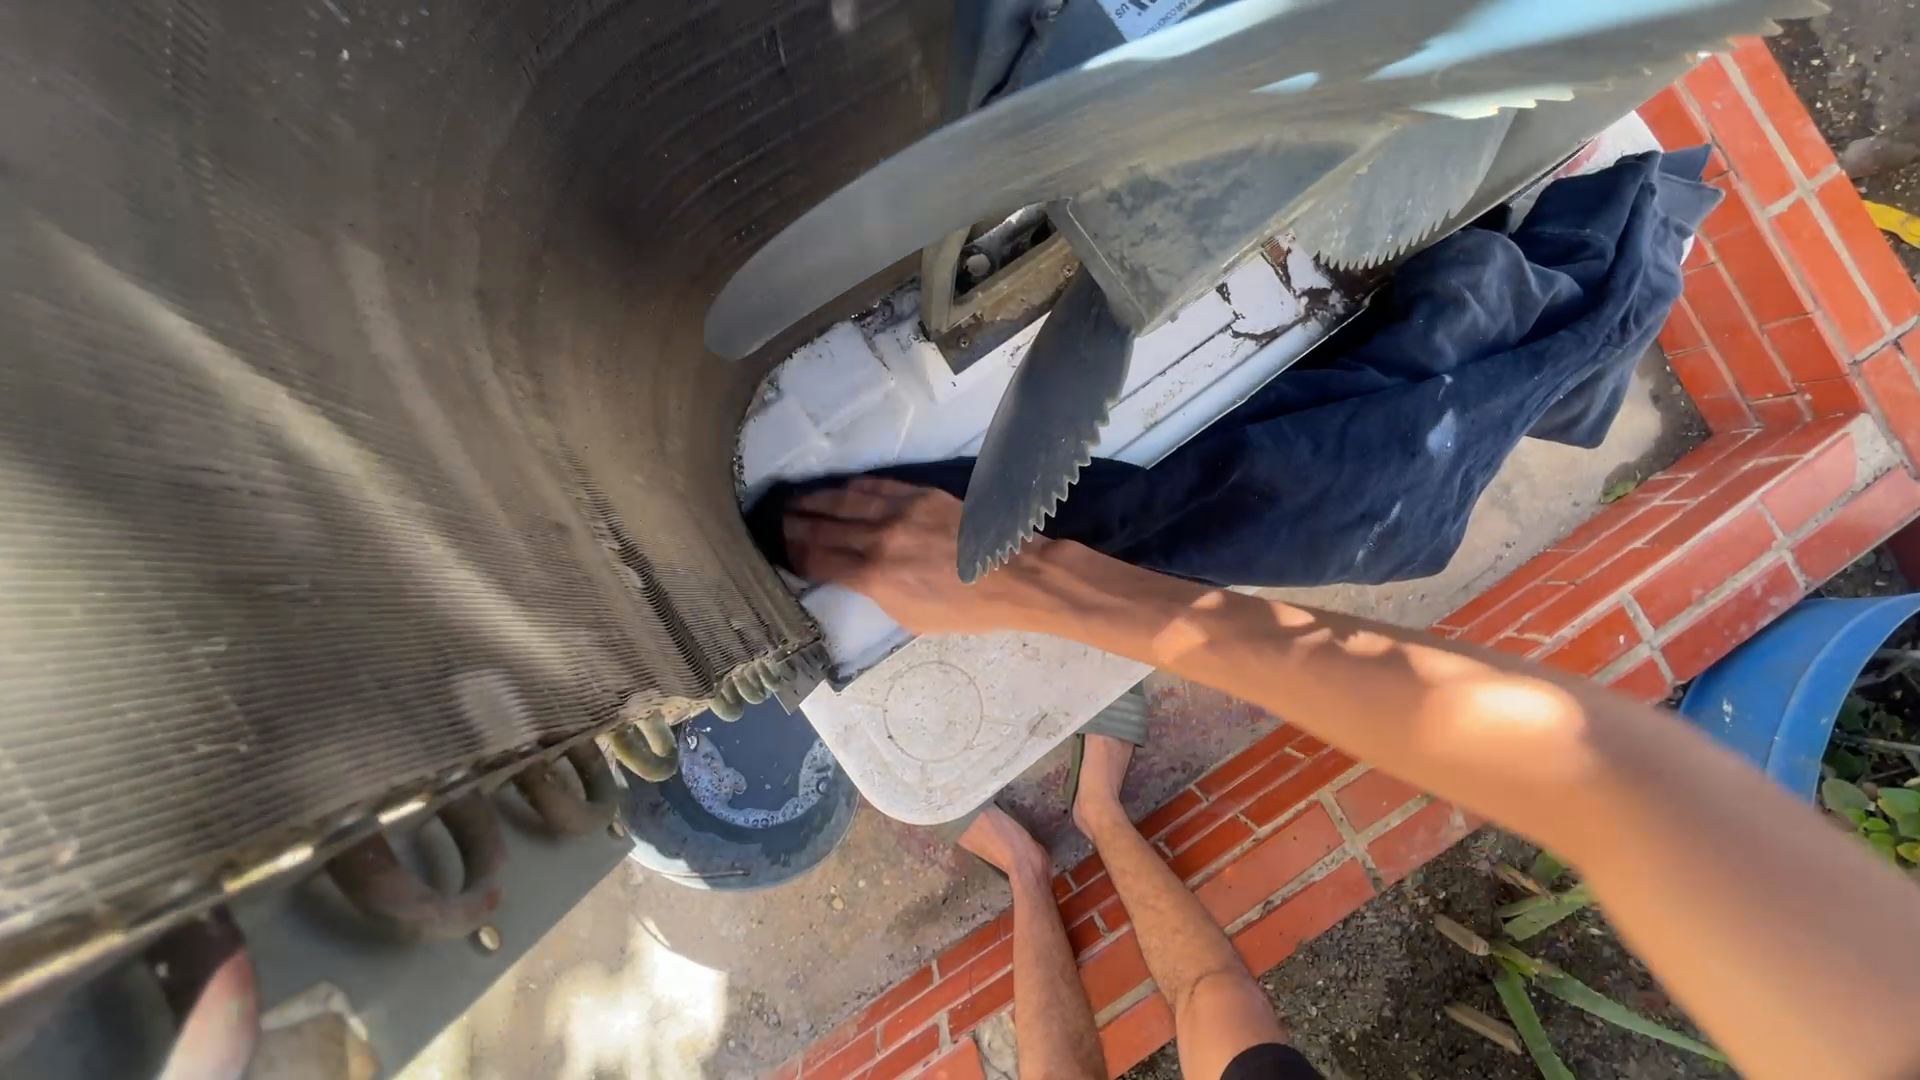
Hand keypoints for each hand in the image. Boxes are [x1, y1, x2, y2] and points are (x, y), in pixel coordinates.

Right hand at [781, 477, 1049, 635]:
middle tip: (767, 520)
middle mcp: (879, 539)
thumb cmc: (963, 609)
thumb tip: (844, 573)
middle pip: (820, 527)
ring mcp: (899, 511)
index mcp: (874, 577)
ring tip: (789, 502)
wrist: (1012, 577)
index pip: (816, 559)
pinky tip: (833, 489)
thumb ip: (871, 591)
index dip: (788, 553)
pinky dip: (848, 488)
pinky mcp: (919, 494)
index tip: (771, 548)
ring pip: (841, 501)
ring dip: (811, 501)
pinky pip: (873, 486)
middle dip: (790, 524)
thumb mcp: (908, 617)